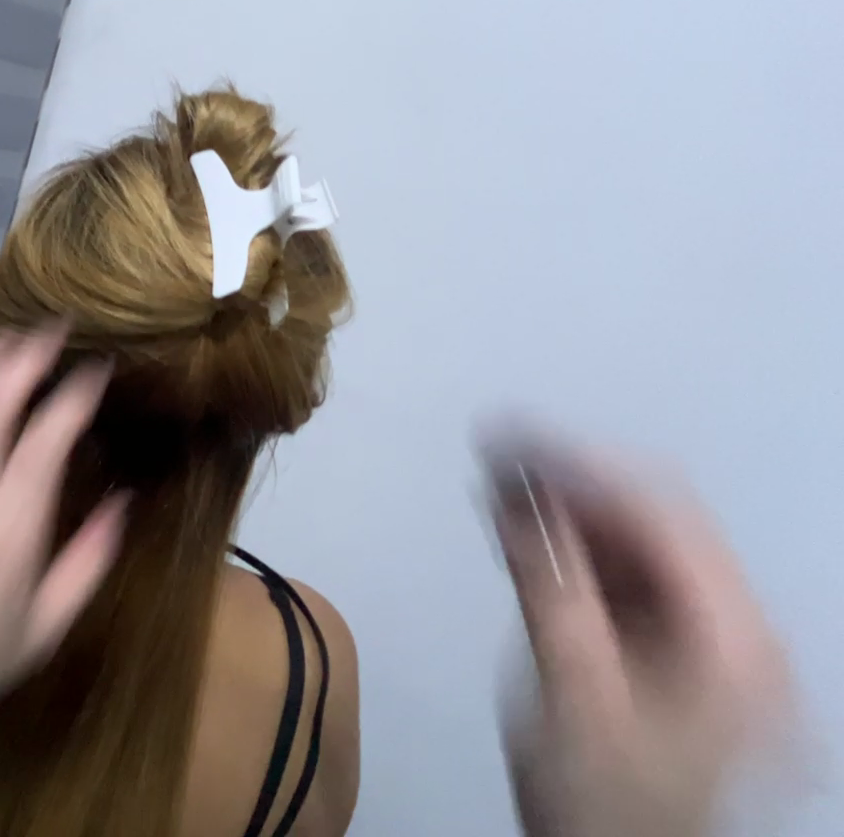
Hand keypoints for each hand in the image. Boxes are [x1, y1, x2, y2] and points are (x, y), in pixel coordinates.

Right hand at [484, 432, 800, 836]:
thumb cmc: (601, 790)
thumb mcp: (571, 690)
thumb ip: (550, 590)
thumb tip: (510, 501)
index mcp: (733, 642)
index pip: (667, 519)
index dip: (585, 466)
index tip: (508, 435)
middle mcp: (733, 630)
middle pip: (655, 523)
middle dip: (570, 477)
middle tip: (491, 446)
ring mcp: (701, 639)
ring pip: (633, 543)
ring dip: (562, 504)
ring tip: (493, 471)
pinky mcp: (663, 647)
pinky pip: (617, 572)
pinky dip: (564, 540)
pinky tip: (513, 519)